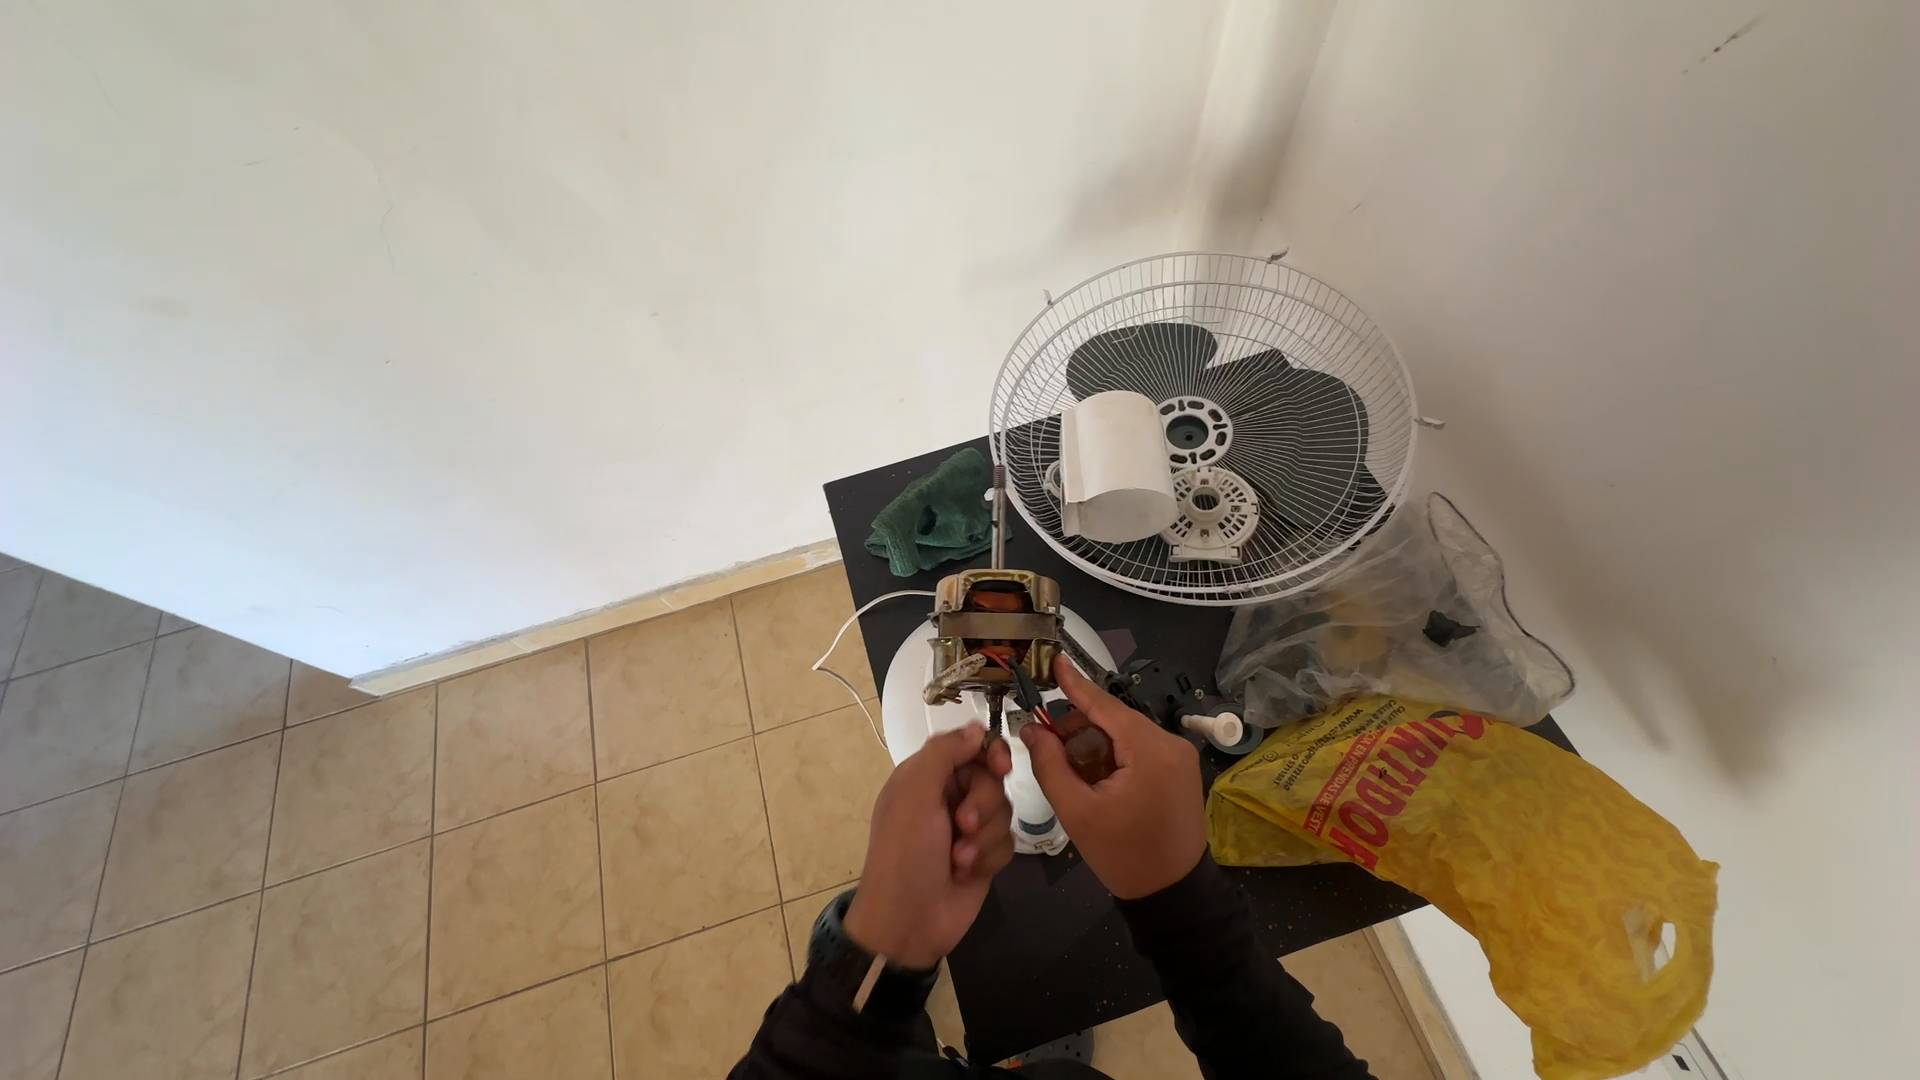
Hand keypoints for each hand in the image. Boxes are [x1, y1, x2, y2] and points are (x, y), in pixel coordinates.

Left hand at [844, 724, 1014, 968]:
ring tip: (959, 858)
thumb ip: (944, 753)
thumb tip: (977, 727)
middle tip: (963, 825)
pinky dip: (990, 857)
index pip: (969, 746)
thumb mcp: (915, 795)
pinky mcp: (984, 856)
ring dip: (984, 836)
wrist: (908, 923)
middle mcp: (947, 796)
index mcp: (925, 775)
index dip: (990, 751)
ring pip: (1004, 810)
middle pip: (992, 778)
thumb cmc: (905, 854)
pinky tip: (967, 873)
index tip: (1002, 766)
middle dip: (983, 803)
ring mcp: (967, 828)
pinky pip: (1008, 841)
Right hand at [1020, 654, 1206, 898]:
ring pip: (1124, 732)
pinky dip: (1113, 753)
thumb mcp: (1077, 812)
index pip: (1104, 705)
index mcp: (1149, 750)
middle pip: (1113, 718)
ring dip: (1095, 742)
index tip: (1054, 660)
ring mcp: (1179, 754)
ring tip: (1073, 769)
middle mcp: (1170, 743)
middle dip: (1079, 727)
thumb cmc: (1124, 855)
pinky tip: (1096, 774)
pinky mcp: (1180, 768)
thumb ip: (1050, 765)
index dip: (1075, 683)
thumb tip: (1032, 730)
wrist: (1174, 895)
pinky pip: (1138, 746)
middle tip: (1050, 747)